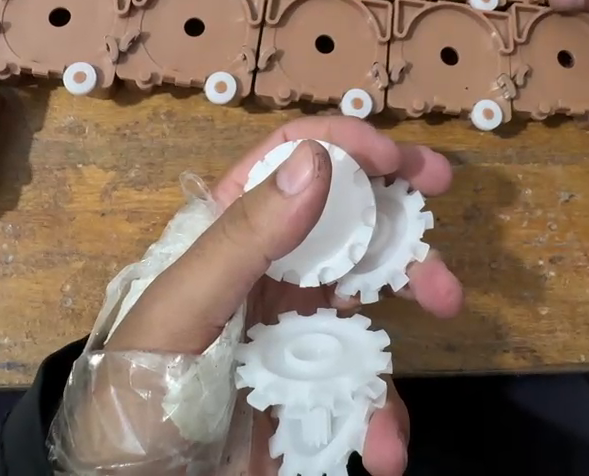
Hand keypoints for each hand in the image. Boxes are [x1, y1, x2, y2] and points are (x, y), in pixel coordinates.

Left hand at [106, 117, 463, 474]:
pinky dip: (384, 413)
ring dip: (415, 285)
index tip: (394, 158)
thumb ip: (243, 236)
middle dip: (395, 193)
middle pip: (346, 213)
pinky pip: (366, 386)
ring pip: (372, 289)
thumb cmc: (140, 391)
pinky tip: (382, 447)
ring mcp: (300, 328)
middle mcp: (274, 268)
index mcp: (233, 231)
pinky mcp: (316, 391)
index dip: (343, 144)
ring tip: (448, 300)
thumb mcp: (181, 307)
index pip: (291, 161)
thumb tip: (316, 160)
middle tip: (441, 184)